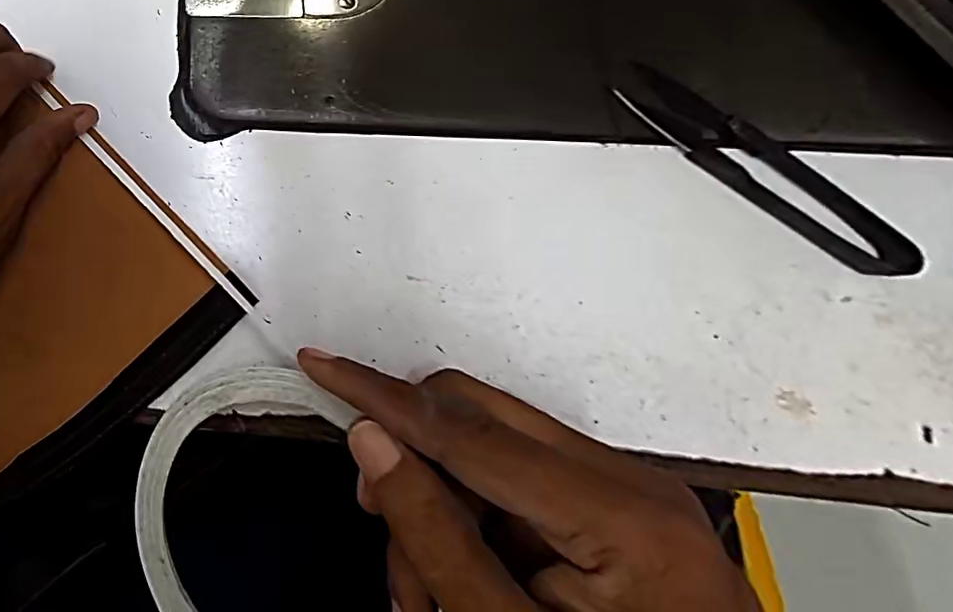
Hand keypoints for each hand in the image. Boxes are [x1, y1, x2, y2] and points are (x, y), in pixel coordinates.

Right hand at [299, 350, 760, 611]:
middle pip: (476, 421)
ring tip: (425, 589)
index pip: (468, 429)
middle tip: (374, 512)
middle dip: (412, 461)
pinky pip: (511, 483)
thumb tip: (371, 439)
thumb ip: (435, 535)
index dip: (380, 395)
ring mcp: (626, 500)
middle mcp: (631, 488)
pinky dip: (470, 522)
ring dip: (437, 505)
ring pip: (484, 451)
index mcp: (626, 519)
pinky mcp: (613, 517)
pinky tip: (459, 580)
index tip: (320, 364)